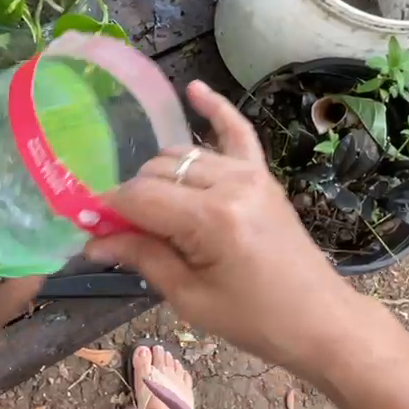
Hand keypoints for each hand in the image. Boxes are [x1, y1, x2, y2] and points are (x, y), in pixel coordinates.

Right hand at [85, 80, 373, 383]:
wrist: (319, 320)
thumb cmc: (254, 320)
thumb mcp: (189, 298)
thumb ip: (141, 257)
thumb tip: (91, 242)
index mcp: (211, 220)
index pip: (139, 197)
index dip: (108, 210)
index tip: (90, 228)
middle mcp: (230, 184)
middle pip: (157, 170)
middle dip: (132, 197)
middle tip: (122, 232)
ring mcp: (250, 173)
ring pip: (182, 154)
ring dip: (158, 175)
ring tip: (152, 211)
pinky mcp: (263, 174)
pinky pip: (236, 131)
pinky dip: (215, 109)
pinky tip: (193, 88)